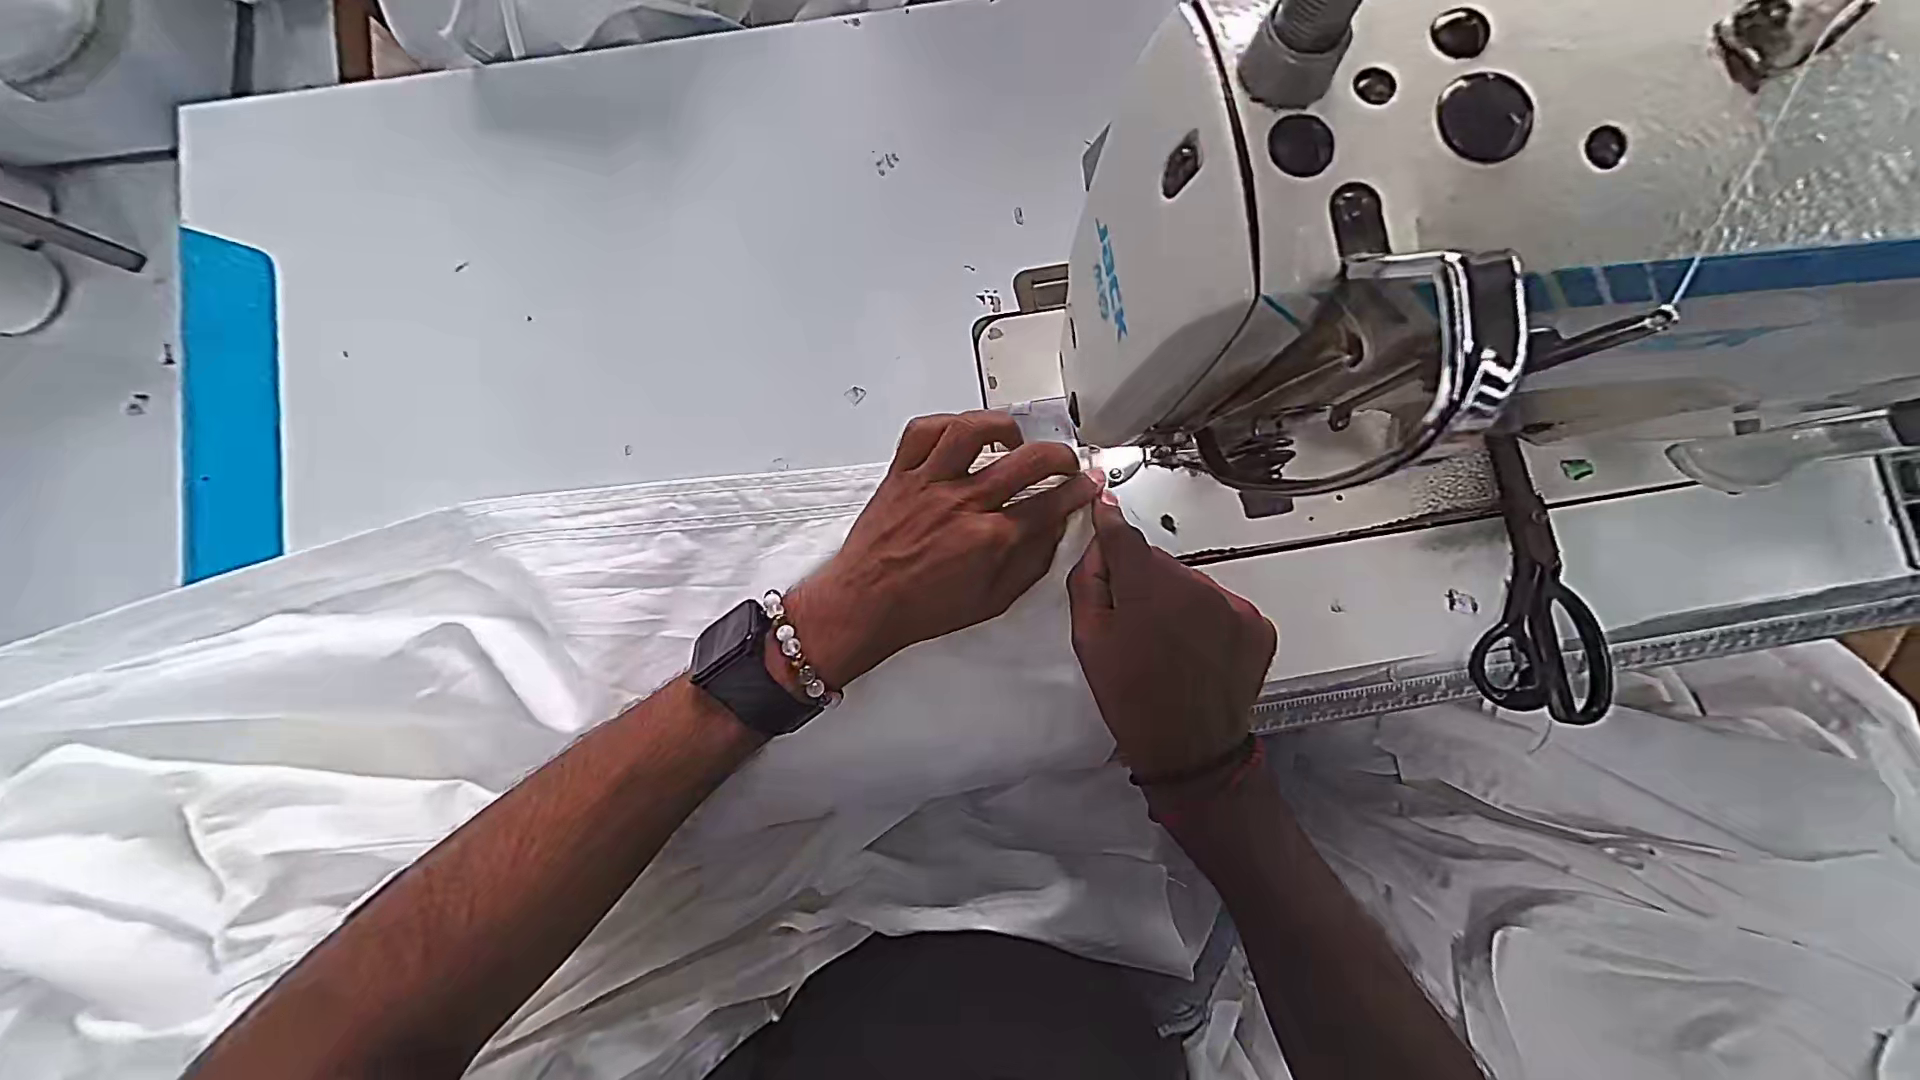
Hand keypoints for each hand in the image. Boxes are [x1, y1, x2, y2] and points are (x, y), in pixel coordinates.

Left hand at [781, 411, 1100, 688]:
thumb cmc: (920, 608)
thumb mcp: (992, 600)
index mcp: (989, 540)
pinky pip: (923, 430)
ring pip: (973, 430)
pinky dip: (947, 423)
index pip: (1051, 503)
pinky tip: (961, 434)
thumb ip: (1030, 562)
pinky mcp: (901, 475)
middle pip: (1028, 461)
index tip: (1086, 483)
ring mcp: (929, 484)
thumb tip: (1054, 531)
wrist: (864, 605)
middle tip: (1063, 461)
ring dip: (1004, 426)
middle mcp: (962, 505)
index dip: (1078, 490)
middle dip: (1060, 456)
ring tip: (1013, 439)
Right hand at [1067, 493, 1276, 778]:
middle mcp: (1193, 588)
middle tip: (1132, 619)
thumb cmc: (1135, 701)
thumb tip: (1096, 549)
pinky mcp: (1255, 621)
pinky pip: (1219, 600)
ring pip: (1189, 579)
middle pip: (1157, 560)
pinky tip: (1192, 645)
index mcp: (1147, 589)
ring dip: (1175, 597)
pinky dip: (1205, 614)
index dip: (1109, 521)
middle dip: (1141, 578)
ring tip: (1165, 640)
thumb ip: (1087, 582)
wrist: (1189, 748)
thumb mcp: (1088, 640)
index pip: (1123, 535)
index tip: (1104, 506)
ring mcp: (1230, 604)